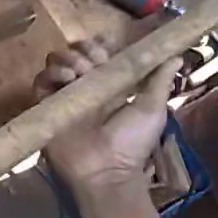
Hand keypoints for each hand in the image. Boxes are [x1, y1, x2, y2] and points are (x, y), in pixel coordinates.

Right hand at [35, 38, 179, 194]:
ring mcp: (64, 95)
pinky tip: (67, 80)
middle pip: (74, 52)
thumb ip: (160, 81)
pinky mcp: (46, 107)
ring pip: (56, 61)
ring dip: (67, 58)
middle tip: (96, 61)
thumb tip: (177, 55)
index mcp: (108, 83)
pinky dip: (51, 75)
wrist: (107, 173)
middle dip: (84, 48)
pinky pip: (40, 82)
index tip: (108, 48)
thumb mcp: (152, 109)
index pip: (97, 52)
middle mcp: (84, 85)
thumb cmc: (133, 143)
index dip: (99, 44)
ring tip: (80, 71)